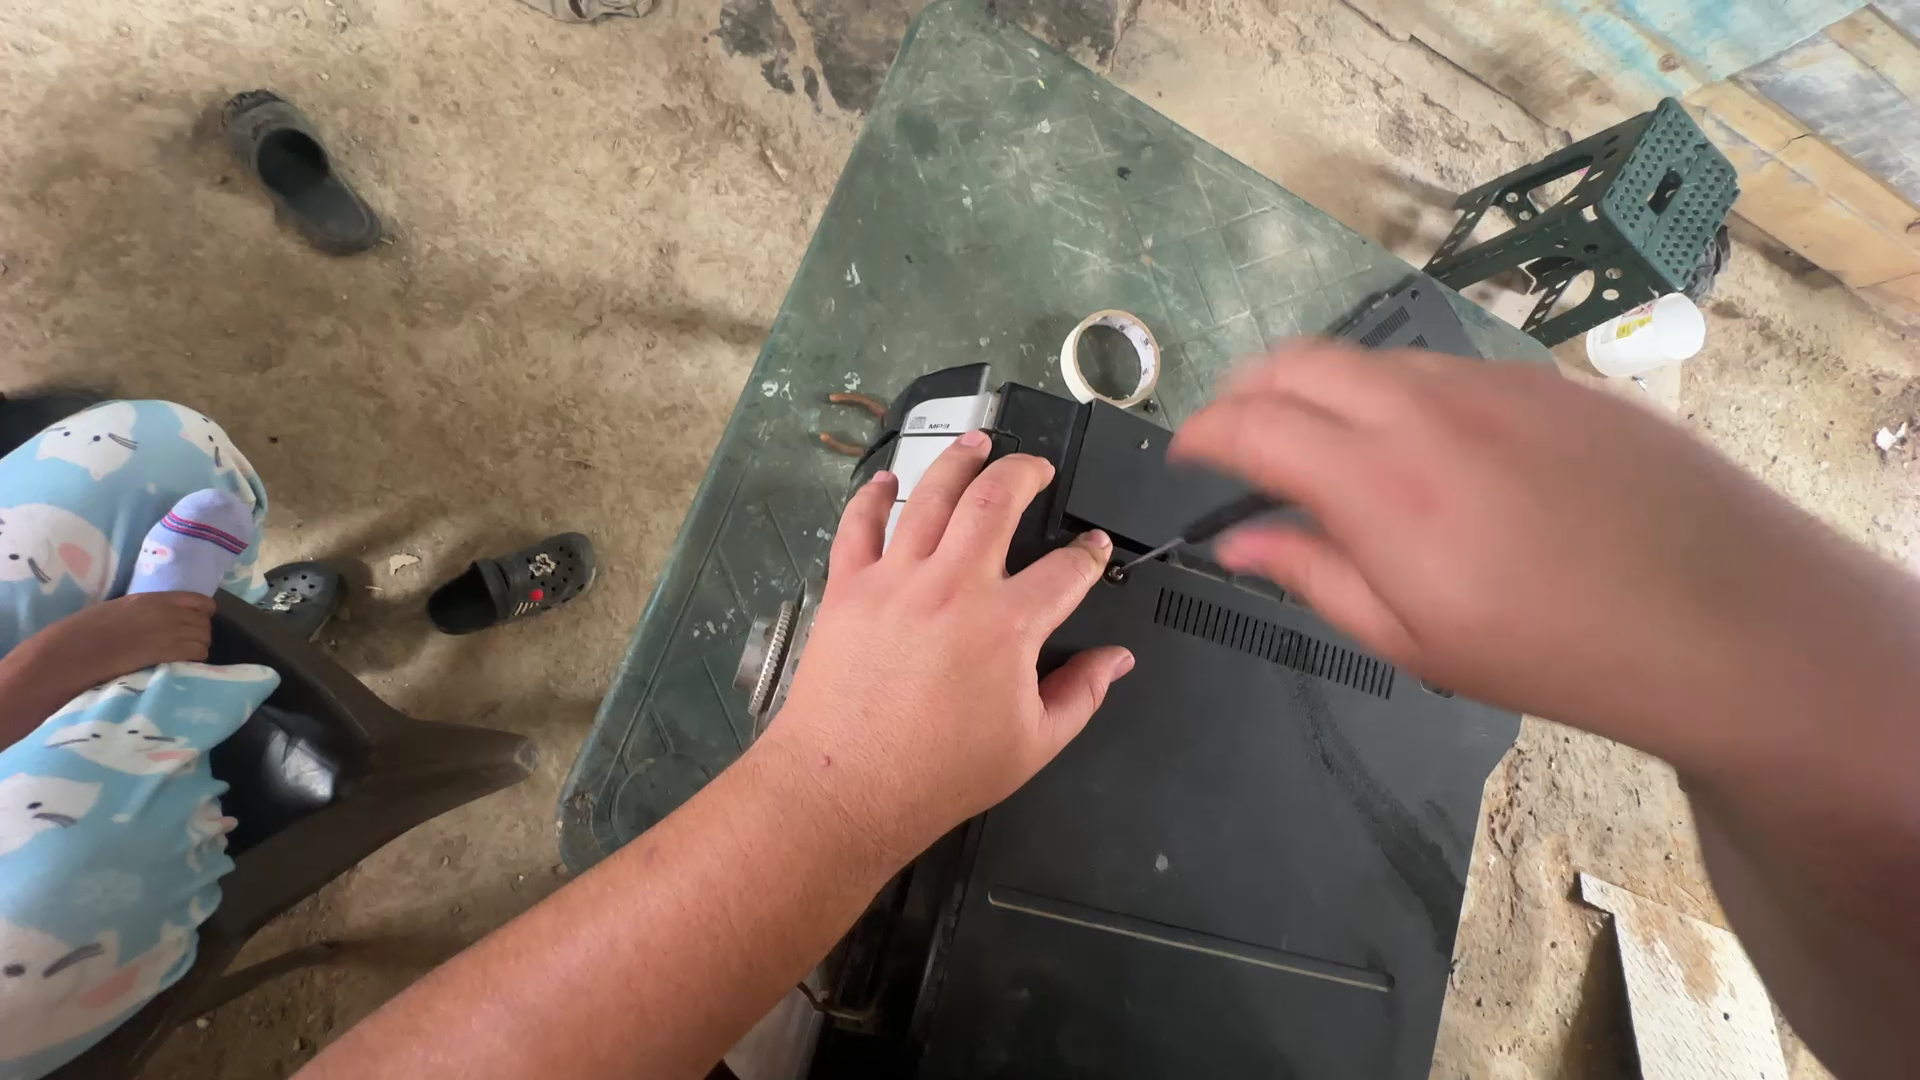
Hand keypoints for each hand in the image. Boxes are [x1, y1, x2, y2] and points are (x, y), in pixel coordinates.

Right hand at [0, 592, 214, 732]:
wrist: (61, 657)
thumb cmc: (78, 635)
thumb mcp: (116, 610)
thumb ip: (147, 611)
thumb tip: (167, 617)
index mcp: (153, 599)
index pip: (201, 602)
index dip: (201, 614)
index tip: (192, 623)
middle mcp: (168, 612)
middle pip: (204, 623)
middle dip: (197, 635)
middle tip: (180, 646)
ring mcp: (172, 631)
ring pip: (204, 639)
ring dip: (195, 649)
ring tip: (175, 657)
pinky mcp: (171, 651)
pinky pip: (198, 653)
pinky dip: (192, 660)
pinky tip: (175, 664)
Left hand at [759, 430, 1133, 862]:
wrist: (846, 788)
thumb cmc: (940, 772)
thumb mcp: (1034, 744)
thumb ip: (1082, 693)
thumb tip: (1117, 660)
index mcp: (1007, 626)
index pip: (1067, 571)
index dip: (1091, 554)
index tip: (1095, 548)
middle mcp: (954, 586)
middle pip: (997, 499)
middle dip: (1026, 472)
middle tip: (1037, 467)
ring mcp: (896, 579)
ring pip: (931, 495)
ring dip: (960, 461)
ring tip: (978, 441)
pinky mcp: (848, 586)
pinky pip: (859, 524)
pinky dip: (872, 495)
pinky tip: (888, 480)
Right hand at [1170, 341, 1918, 772]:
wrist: (1741, 627)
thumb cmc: (1553, 652)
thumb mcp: (1408, 638)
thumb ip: (1309, 575)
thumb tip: (1235, 543)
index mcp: (1381, 487)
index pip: (1252, 426)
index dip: (1199, 433)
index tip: (1182, 454)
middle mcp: (1426, 412)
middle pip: (1294, 361)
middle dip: (1240, 389)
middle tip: (1228, 435)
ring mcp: (1491, 383)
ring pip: (1361, 359)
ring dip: (1312, 391)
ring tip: (1314, 445)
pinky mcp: (1543, 379)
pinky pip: (1431, 369)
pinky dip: (1382, 393)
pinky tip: (1407, 446)